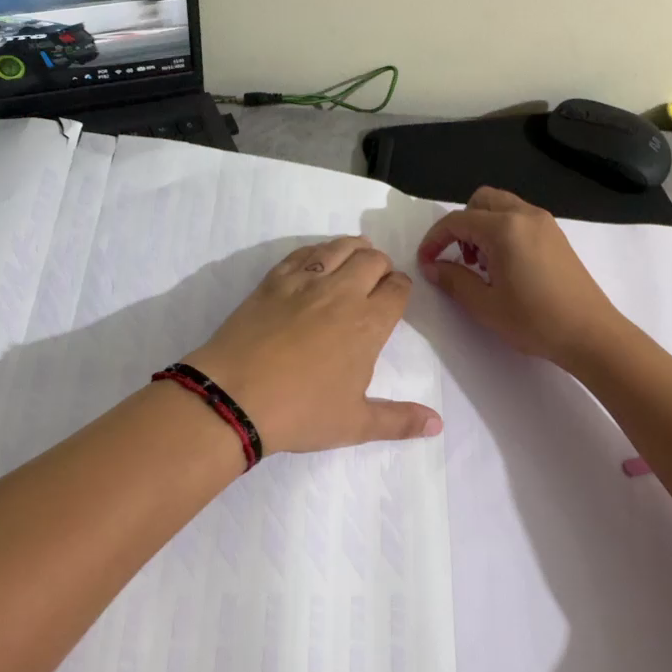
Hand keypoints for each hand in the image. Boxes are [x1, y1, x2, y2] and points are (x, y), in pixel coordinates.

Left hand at [184, 236, 441, 455]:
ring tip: (354, 262)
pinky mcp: (272, 281)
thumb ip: (399, 420)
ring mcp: (304, 282)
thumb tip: (438, 424)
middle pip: (373, 259)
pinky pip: (302, 252)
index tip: (396, 298)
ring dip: (353, 250)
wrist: (233, 397)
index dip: (401, 289)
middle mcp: (342, 293)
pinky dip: (317, 251)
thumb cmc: (301, 413)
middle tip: (376, 283)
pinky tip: (317, 262)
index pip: (398, 288)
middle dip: (381, 266)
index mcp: (369, 324)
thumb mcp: (355, 424)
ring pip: (339, 247)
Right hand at [416, 188, 628, 368]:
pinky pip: (520, 219)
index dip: (435, 240)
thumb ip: (454, 280)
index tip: (425, 263)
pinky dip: (503, 231)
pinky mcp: (557, 236)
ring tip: (481, 266)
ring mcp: (545, 223)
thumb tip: (432, 267)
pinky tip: (505, 267)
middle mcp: (526, 215)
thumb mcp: (486, 305)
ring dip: (482, 227)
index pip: (458, 221)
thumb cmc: (535, 321)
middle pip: (481, 201)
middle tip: (458, 259)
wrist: (590, 333)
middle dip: (461, 225)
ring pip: (502, 207)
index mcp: (505, 228)